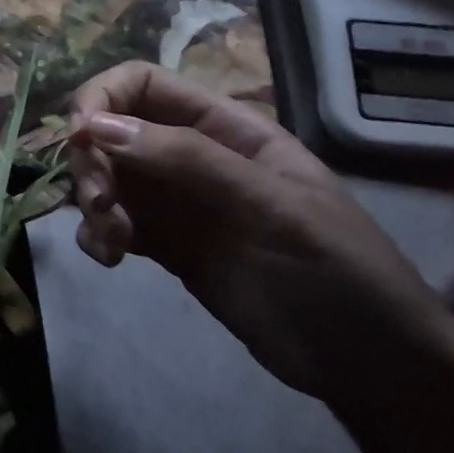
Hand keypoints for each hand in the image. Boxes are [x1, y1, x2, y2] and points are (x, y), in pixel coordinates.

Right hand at [67, 62, 453, 399]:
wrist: (374, 367)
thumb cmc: (341, 273)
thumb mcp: (273, 208)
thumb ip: (187, 160)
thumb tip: (94, 126)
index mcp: (228, 129)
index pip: (143, 85)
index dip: (101, 99)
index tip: (79, 139)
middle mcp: (194, 156)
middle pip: (111, 131)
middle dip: (92, 163)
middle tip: (101, 206)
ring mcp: (178, 202)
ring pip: (105, 178)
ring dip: (92, 203)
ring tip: (112, 244)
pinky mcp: (166, 245)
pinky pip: (110, 222)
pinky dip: (97, 235)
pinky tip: (112, 260)